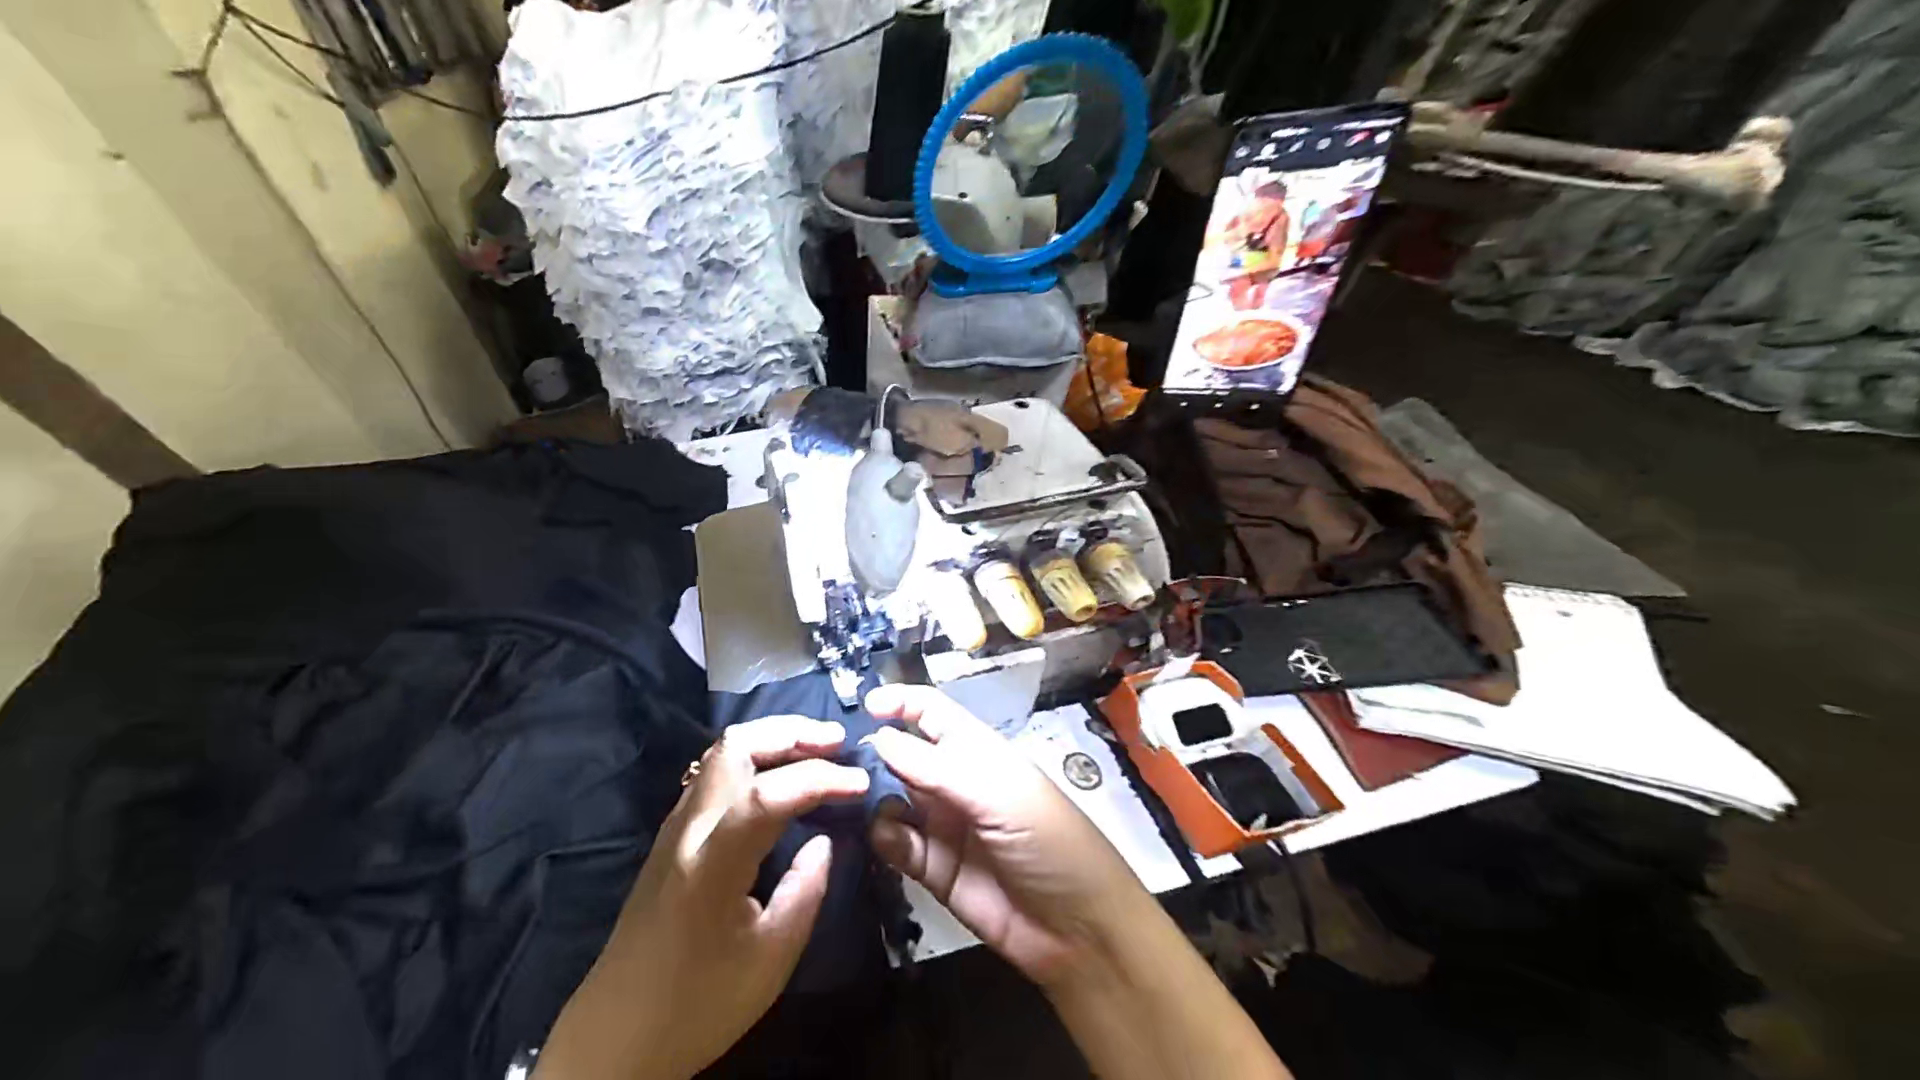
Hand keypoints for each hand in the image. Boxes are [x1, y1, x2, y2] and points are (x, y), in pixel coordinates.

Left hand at [536, 715, 869, 1079]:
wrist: (615, 1038)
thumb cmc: (697, 1006)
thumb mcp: (771, 958)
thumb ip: (806, 888)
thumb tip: (826, 839)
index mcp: (712, 863)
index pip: (768, 793)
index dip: (820, 778)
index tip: (860, 784)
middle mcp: (688, 830)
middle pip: (735, 747)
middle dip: (791, 733)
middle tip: (837, 742)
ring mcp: (675, 828)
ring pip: (721, 753)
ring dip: (772, 740)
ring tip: (817, 751)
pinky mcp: (672, 837)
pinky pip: (714, 774)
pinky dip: (755, 759)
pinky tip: (781, 778)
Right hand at [862, 685, 1152, 986]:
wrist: (1077, 930)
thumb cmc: (1048, 842)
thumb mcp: (998, 794)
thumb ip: (936, 768)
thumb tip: (880, 737)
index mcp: (979, 753)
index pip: (935, 714)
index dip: (903, 703)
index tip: (867, 704)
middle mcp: (956, 783)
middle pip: (905, 754)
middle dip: (876, 752)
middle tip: (843, 760)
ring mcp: (942, 824)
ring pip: (892, 797)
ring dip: (873, 794)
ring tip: (856, 798)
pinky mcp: (932, 868)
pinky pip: (895, 842)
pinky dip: (884, 836)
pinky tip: (888, 837)